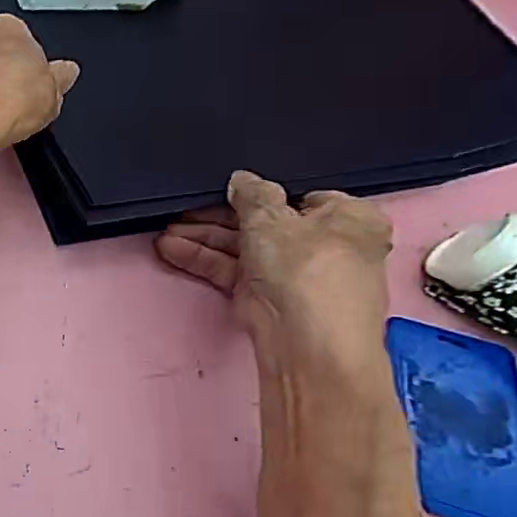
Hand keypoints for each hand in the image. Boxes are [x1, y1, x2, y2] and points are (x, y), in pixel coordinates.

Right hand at [155, 171, 392, 366]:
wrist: (305, 337)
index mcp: (348, 219)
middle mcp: (323, 246)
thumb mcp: (273, 220)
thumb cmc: (309, 273)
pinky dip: (202, 259)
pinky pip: (229, 269)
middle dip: (218, 219)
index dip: (260, 195)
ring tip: (167, 232)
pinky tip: (173, 250)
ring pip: (241, 248)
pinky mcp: (264, 295)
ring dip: (202, 239)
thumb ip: (253, 196)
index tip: (225, 193)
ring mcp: (291, 273)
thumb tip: (242, 179)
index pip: (300, 197)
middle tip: (184, 213)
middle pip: (262, 224)